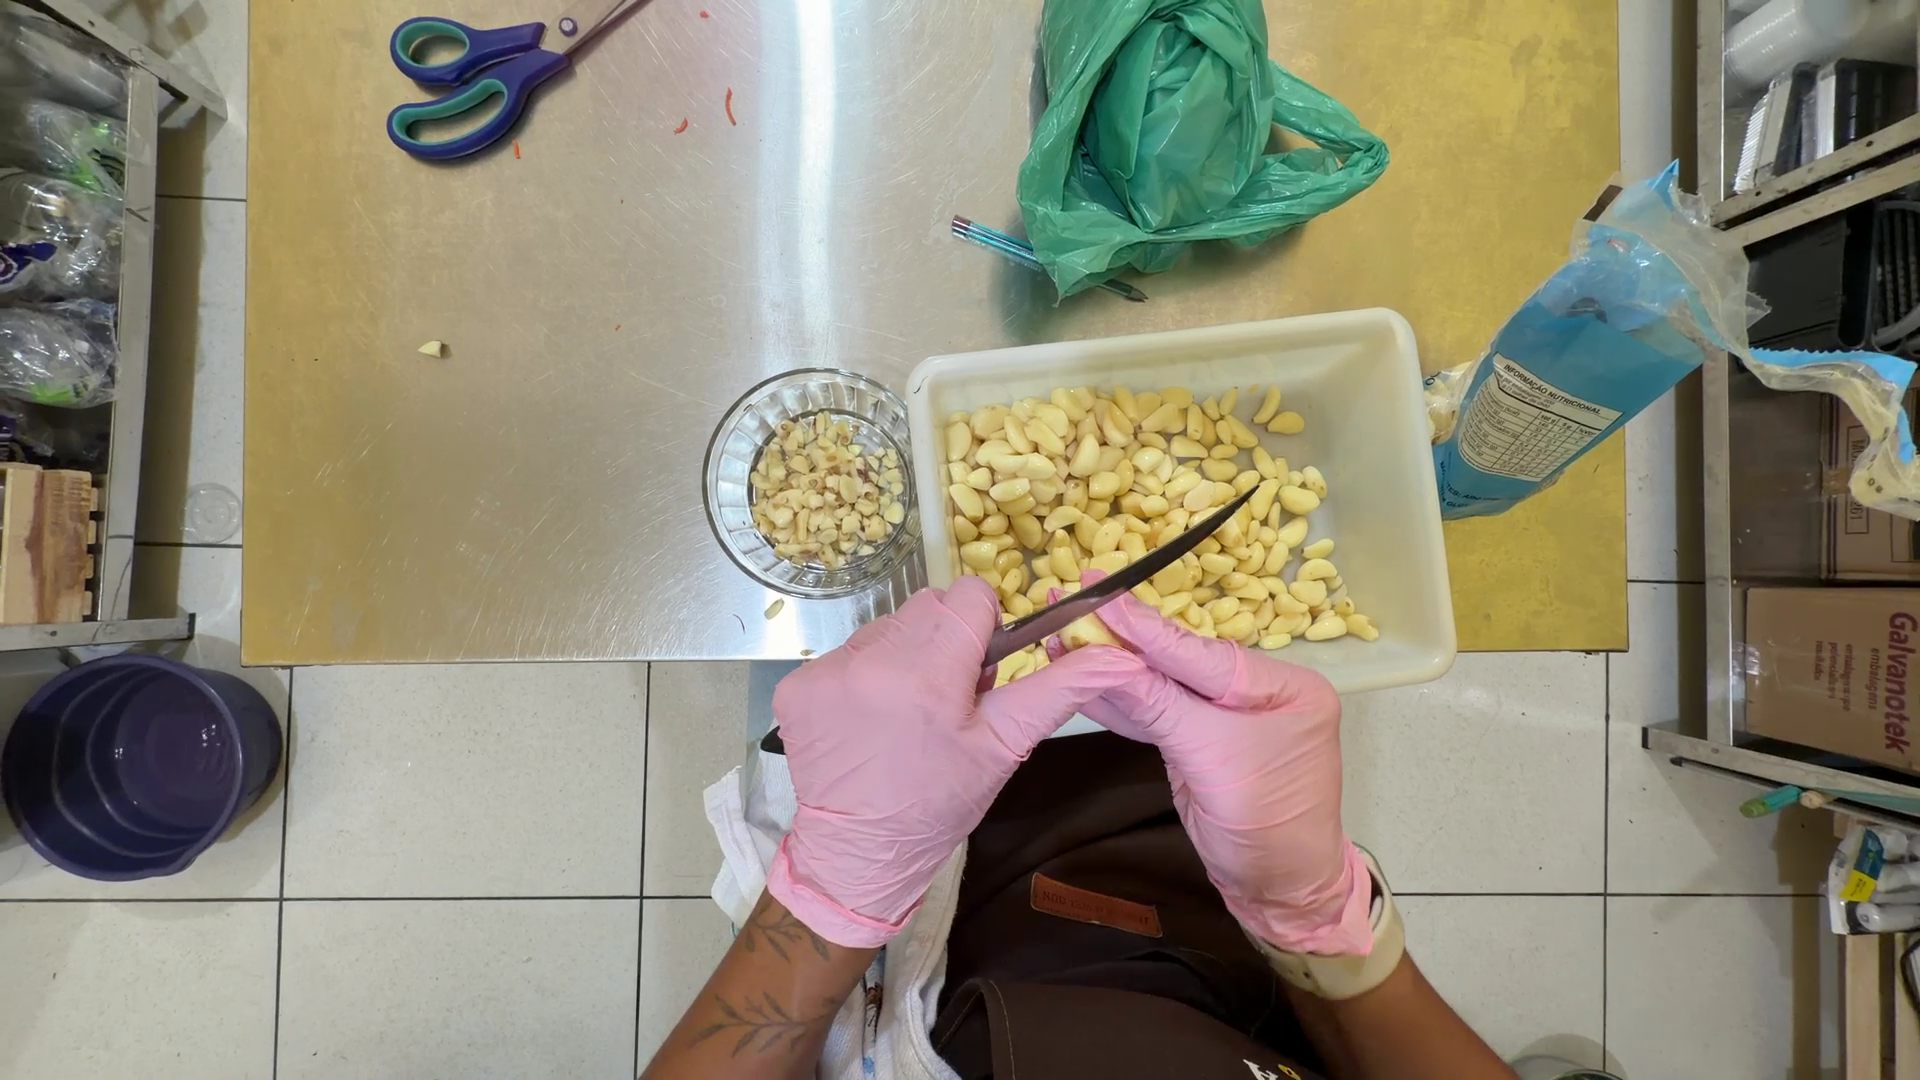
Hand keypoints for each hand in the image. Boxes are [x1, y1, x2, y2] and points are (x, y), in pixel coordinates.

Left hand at [767, 576, 1138, 947]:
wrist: (859, 855)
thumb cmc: (939, 803)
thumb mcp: (1003, 747)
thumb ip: (1057, 691)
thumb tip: (1120, 656)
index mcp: (930, 674)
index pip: (968, 595)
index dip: (984, 625)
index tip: (977, 666)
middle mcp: (872, 660)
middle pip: (928, 606)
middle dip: (945, 639)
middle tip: (944, 696)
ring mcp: (827, 670)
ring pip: (888, 625)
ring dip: (904, 654)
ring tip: (905, 709)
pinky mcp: (796, 684)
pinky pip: (847, 651)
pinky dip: (864, 673)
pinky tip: (868, 716)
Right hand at [1071, 574, 1372, 954]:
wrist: (1277, 893)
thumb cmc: (1264, 826)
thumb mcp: (1211, 757)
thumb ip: (1157, 703)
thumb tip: (1103, 659)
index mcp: (1279, 684)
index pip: (1197, 650)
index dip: (1143, 625)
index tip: (1100, 589)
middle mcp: (1253, 689)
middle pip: (1175, 659)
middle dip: (1122, 638)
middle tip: (1075, 597)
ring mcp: (1222, 713)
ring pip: (1159, 683)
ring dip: (1111, 666)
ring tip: (1064, 632)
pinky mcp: (1196, 736)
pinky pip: (1154, 711)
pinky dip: (1118, 700)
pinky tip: (1080, 677)